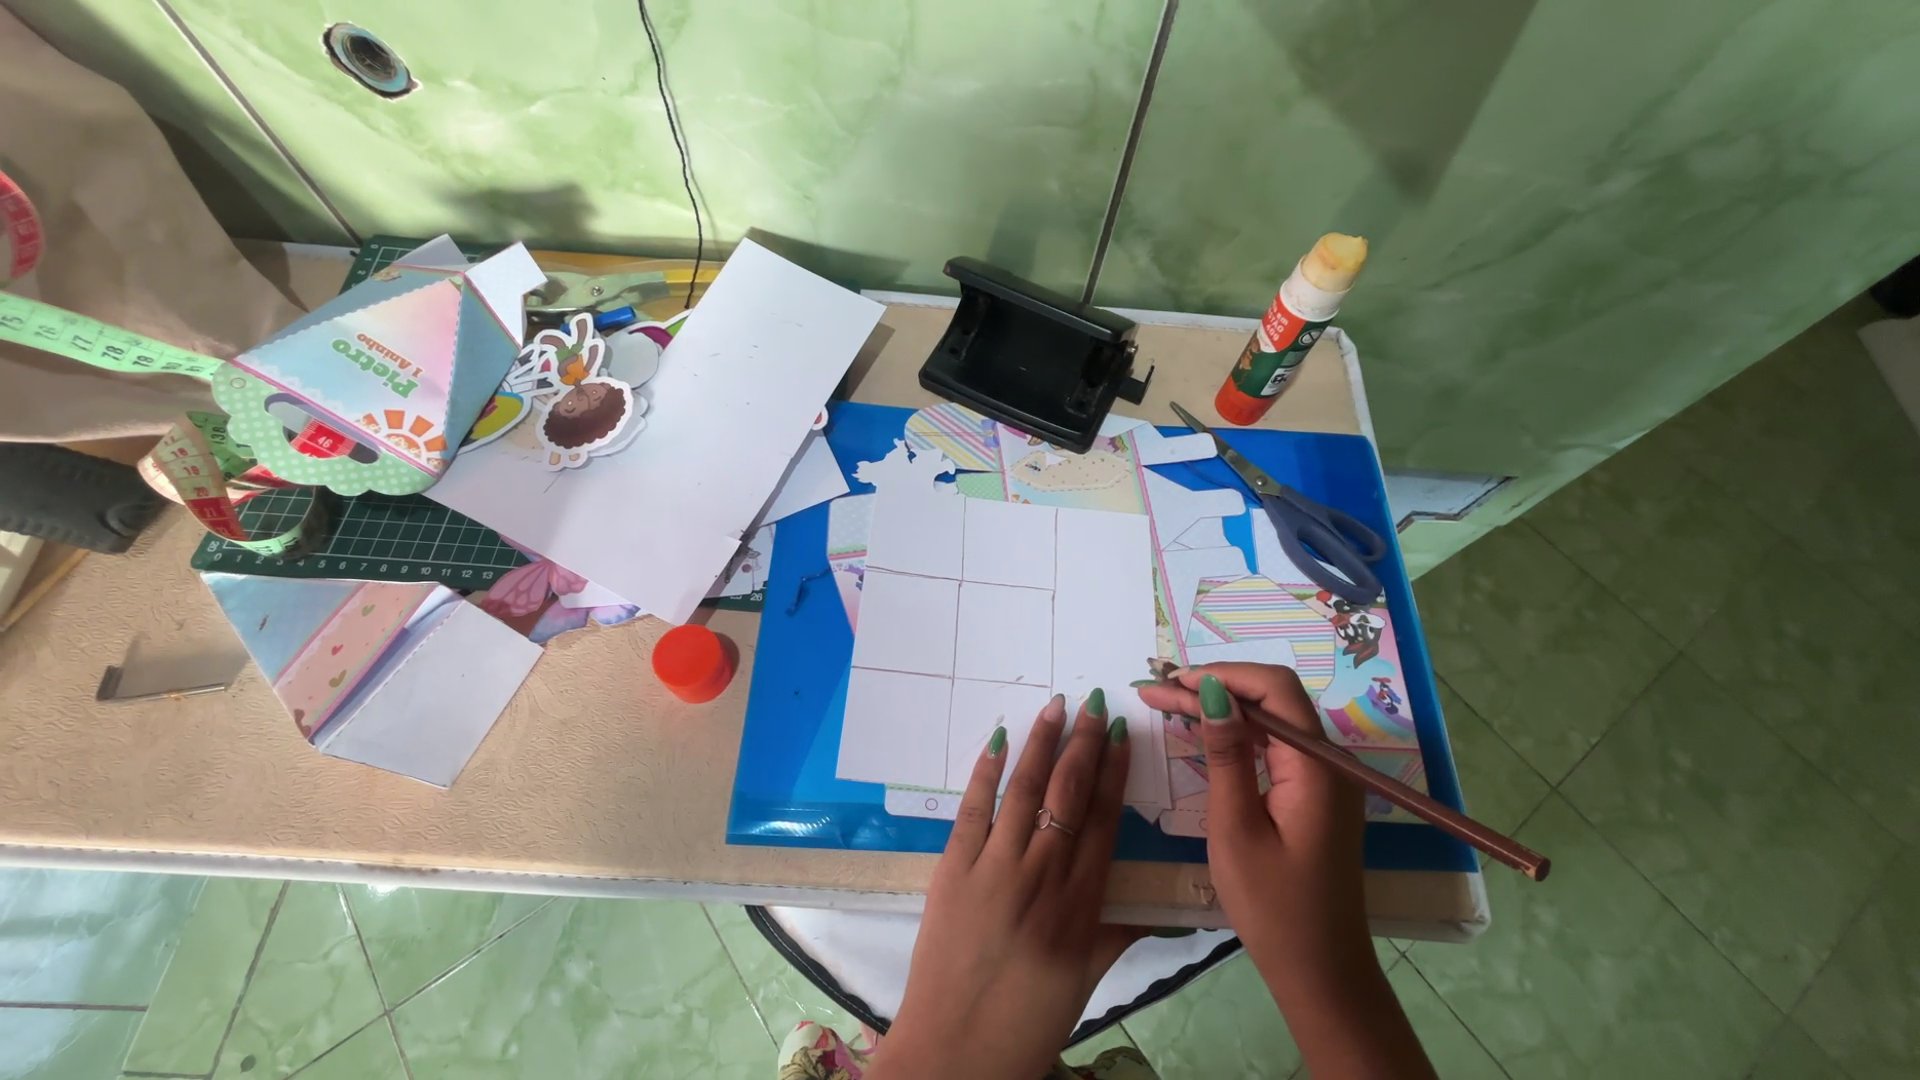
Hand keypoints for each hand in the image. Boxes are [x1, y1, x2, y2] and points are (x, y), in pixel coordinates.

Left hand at [867, 692, 1142, 1079]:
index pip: (1103, 820)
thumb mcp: (1086, 978)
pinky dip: (985, 772)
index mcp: (1079, 903)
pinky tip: (998, 740)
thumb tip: (1162, 906)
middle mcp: (1041, 875)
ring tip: (1055, 706)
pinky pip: (972, 809)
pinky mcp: (952, 868)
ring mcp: (993, 868)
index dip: (1113, 772)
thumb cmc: (1027, 1019)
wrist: (954, 1052)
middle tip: (1094, 703)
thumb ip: (1121, 931)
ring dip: (1040, 744)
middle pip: (1068, 795)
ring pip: (1024, 791)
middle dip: (1083, 744)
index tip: (1120, 734)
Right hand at [1136, 664, 1369, 994]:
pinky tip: (1203, 730)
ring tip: (1167, 701)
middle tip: (1157, 690)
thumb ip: (1225, 754)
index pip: (1273, 689)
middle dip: (1215, 685)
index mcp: (1315, 766)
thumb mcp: (1236, 827)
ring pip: (1271, 717)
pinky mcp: (1313, 792)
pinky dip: (1238, 731)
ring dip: (1222, 705)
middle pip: (1273, 697)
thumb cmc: (1272, 906)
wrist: (1320, 970)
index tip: (1170, 682)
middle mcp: (1328, 760)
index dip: (1221, 674)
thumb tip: (1210, 690)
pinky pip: (1275, 743)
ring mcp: (1323, 776)